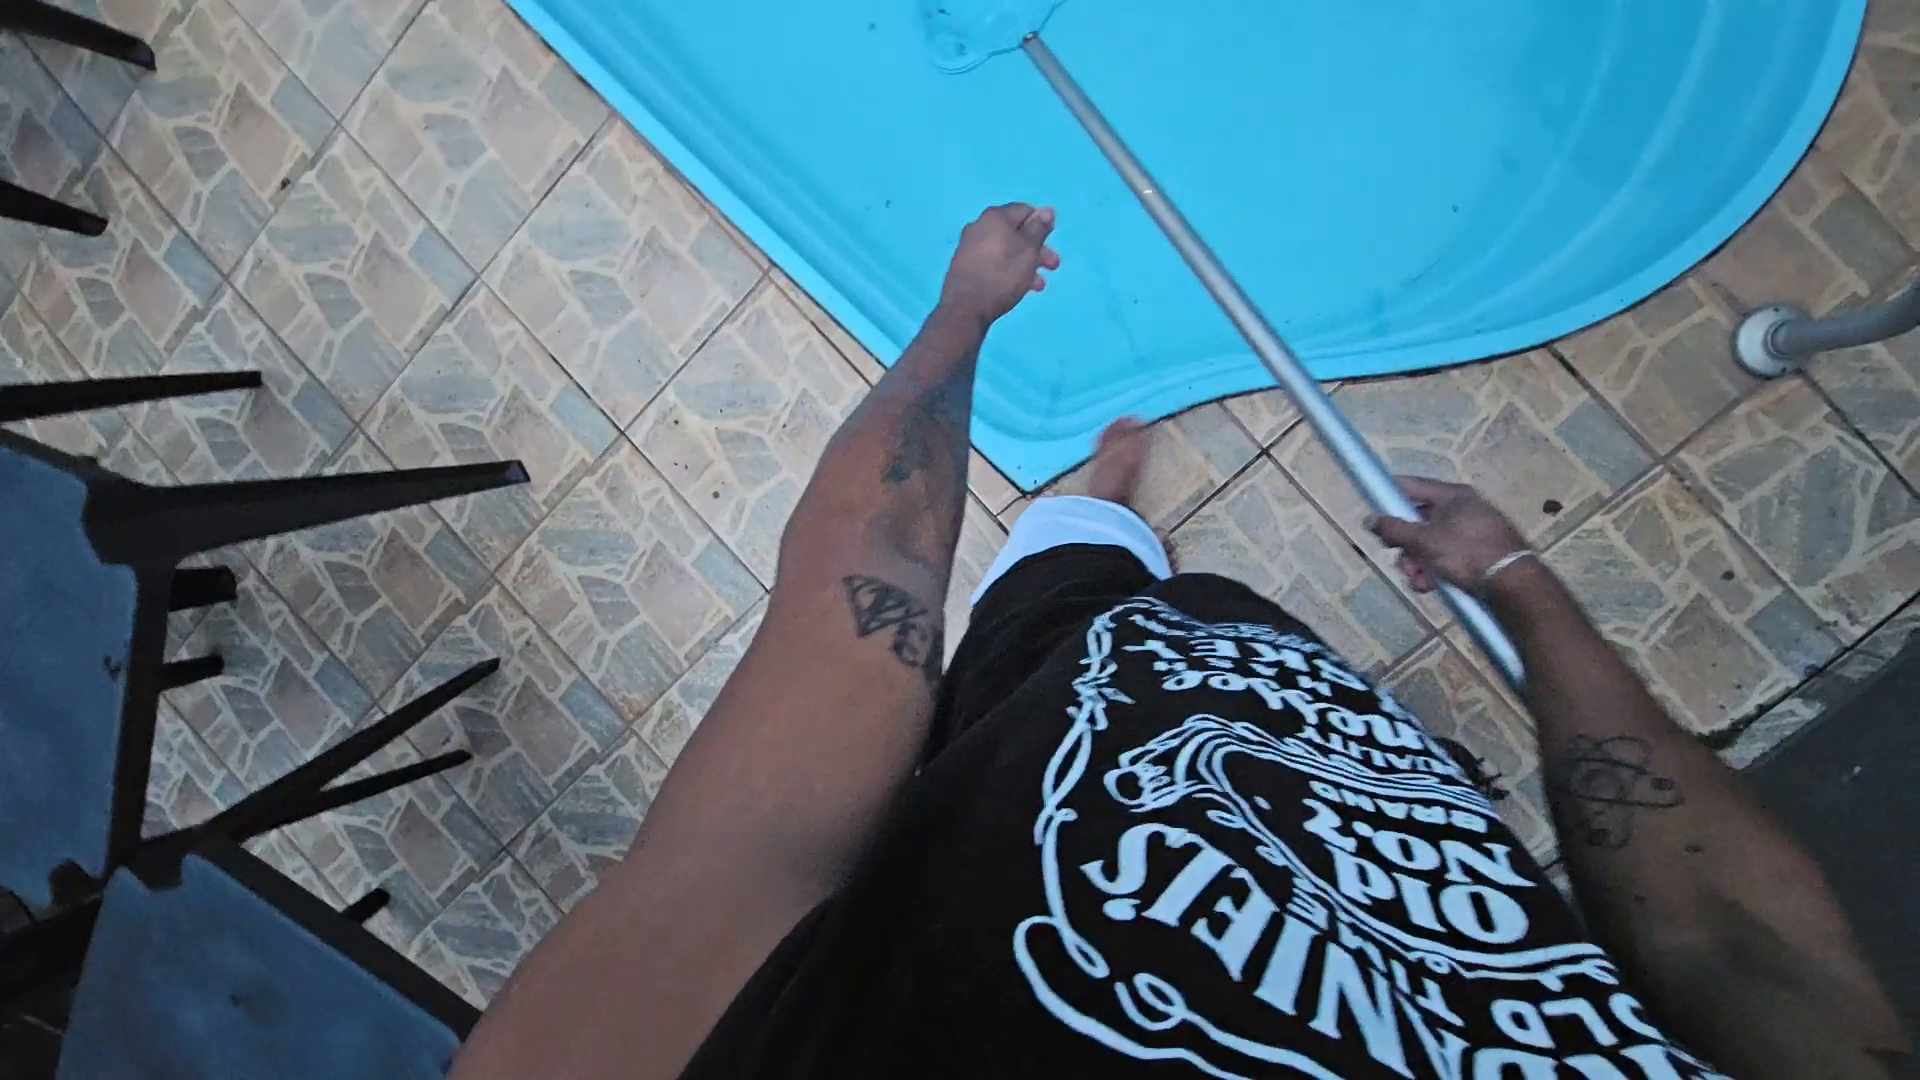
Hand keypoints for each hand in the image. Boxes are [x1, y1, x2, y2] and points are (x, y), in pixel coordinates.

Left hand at [938, 203, 1061, 324]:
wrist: (965, 308)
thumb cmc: (1002, 276)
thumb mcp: (1029, 250)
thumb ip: (1039, 229)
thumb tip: (1047, 210)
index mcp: (996, 216)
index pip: (1025, 210)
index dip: (1042, 224)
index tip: (1052, 241)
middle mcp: (979, 226)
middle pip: (1015, 233)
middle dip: (1037, 249)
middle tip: (1053, 266)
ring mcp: (969, 247)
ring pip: (1005, 250)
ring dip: (1025, 264)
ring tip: (1038, 285)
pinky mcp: (964, 267)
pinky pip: (992, 263)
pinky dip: (1007, 271)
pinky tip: (1016, 287)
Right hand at [1365, 476, 1528, 593]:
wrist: (1513, 583)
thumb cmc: (1466, 553)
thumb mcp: (1423, 541)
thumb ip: (1393, 529)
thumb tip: (1369, 519)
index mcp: (1452, 496)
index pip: (1410, 486)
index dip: (1387, 495)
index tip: (1373, 512)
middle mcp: (1462, 508)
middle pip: (1416, 520)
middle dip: (1403, 544)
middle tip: (1398, 557)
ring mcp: (1470, 530)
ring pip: (1428, 543)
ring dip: (1416, 563)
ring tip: (1418, 580)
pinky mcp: (1477, 552)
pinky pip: (1444, 556)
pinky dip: (1433, 570)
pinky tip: (1430, 586)